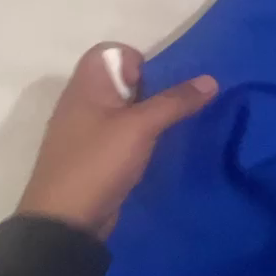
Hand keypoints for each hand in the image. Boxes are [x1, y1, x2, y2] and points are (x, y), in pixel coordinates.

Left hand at [17, 42, 217, 237]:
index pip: (109, 52)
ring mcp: (88, 130)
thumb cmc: (97, 163)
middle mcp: (83, 103)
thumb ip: (175, 101)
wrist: (64, 223)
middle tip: (174, 105)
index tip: (157, 84)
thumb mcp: (140, 127)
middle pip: (122, 79)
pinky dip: (143, 134)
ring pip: (126, 107)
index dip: (137, 60)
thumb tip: (211, 80)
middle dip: (153, 87)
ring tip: (174, 125)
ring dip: (151, 112)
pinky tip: (159, 147)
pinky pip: (124, 131)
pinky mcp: (96, 154)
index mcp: (85, 87)